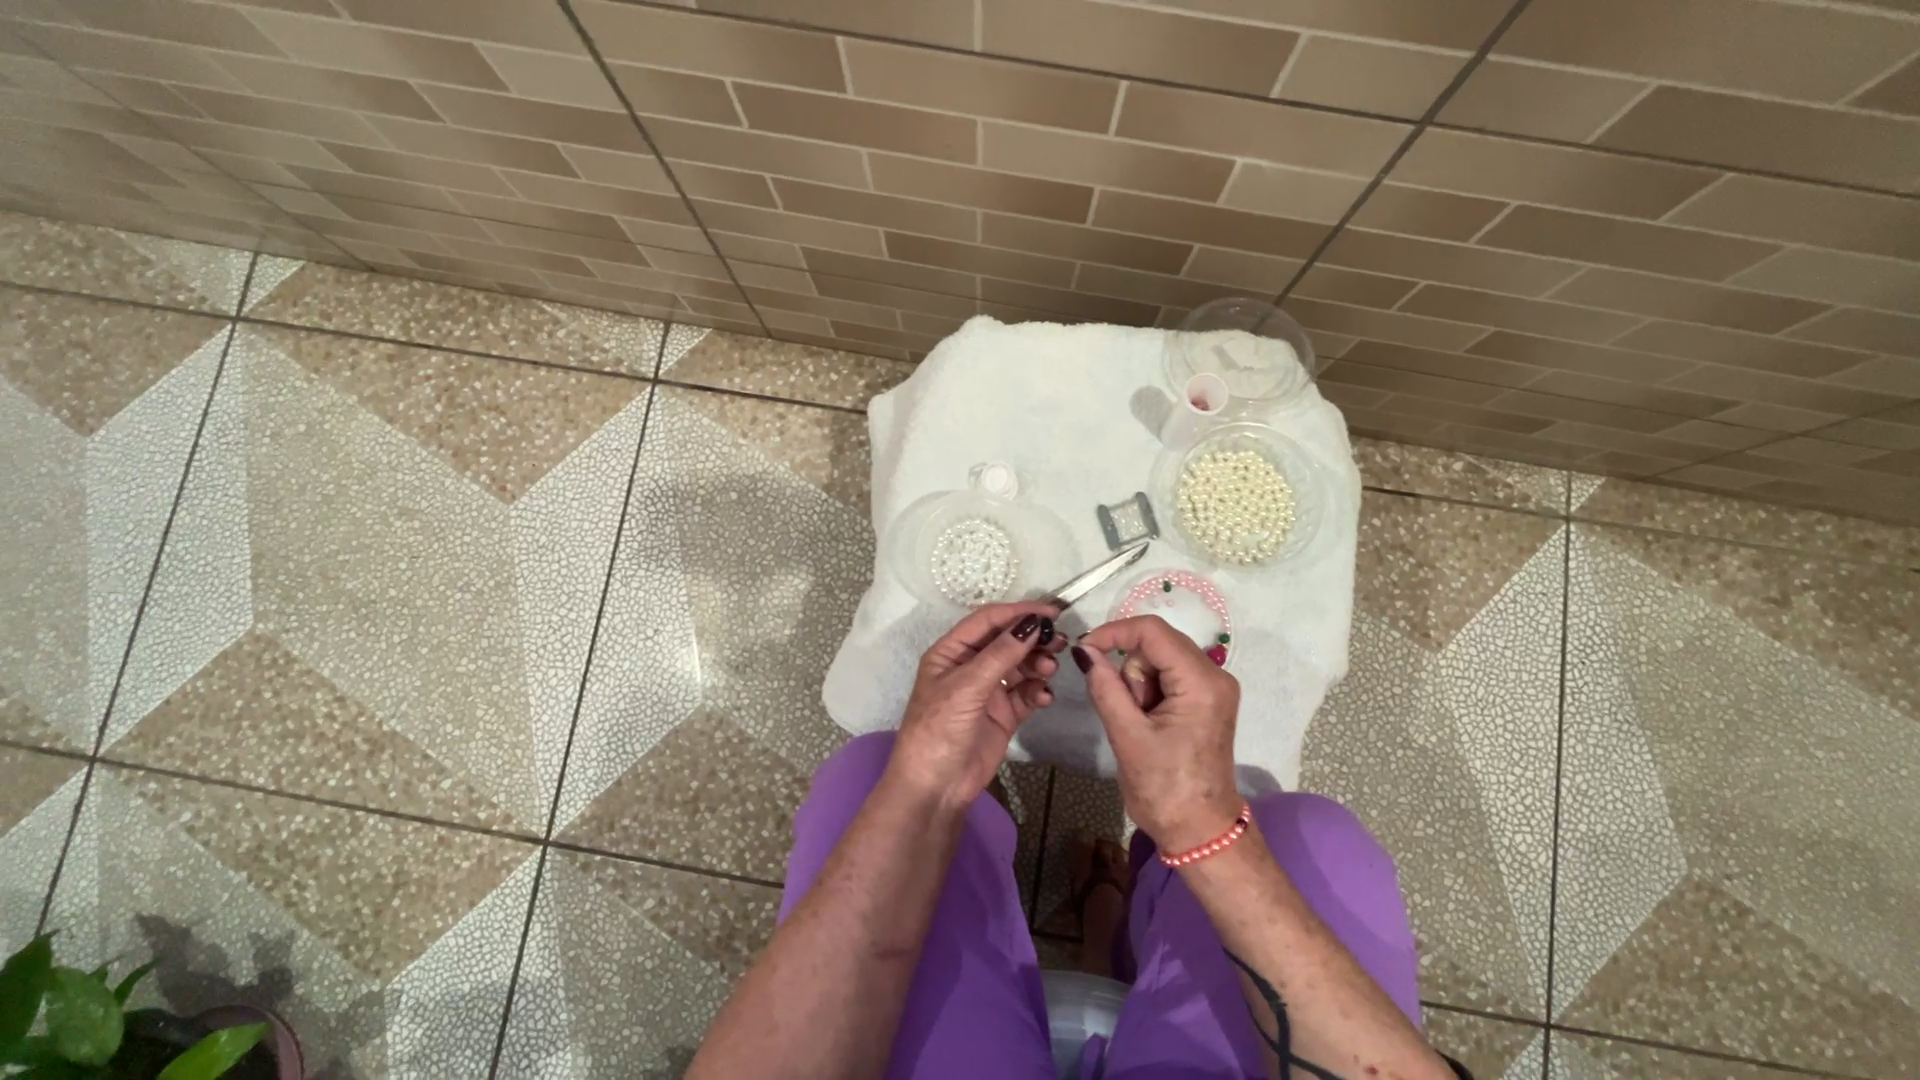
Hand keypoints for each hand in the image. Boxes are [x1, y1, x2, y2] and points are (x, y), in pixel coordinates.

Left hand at [889, 602, 1062, 807]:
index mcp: (951, 652)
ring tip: (1050, 670)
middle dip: (1032, 640)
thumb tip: (1032, 623)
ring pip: (1020, 667)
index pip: (987, 621)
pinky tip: (1045, 696)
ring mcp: (987, 691)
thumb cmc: (939, 729)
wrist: (935, 787)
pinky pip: (1026, 694)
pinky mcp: (1003, 714)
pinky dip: (1038, 692)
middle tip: (1059, 642)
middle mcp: (970, 667)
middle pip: (1007, 642)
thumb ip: (1001, 654)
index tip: (1051, 612)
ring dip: (1037, 664)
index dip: (1018, 613)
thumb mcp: (967, 686)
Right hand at [1074, 616, 1242, 853]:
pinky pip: (1168, 676)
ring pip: (1159, 659)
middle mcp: (1214, 675)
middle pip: (1157, 643)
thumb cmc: (1164, 788)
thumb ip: (1105, 686)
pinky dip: (1149, 691)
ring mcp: (1213, 688)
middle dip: (1130, 668)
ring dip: (1139, 683)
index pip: (1152, 631)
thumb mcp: (1127, 735)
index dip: (1114, 632)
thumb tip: (1085, 650)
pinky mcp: (1205, 700)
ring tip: (1139, 724)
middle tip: (1126, 709)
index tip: (1084, 650)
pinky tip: (1147, 721)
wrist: (1199, 830)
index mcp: (1201, 682)